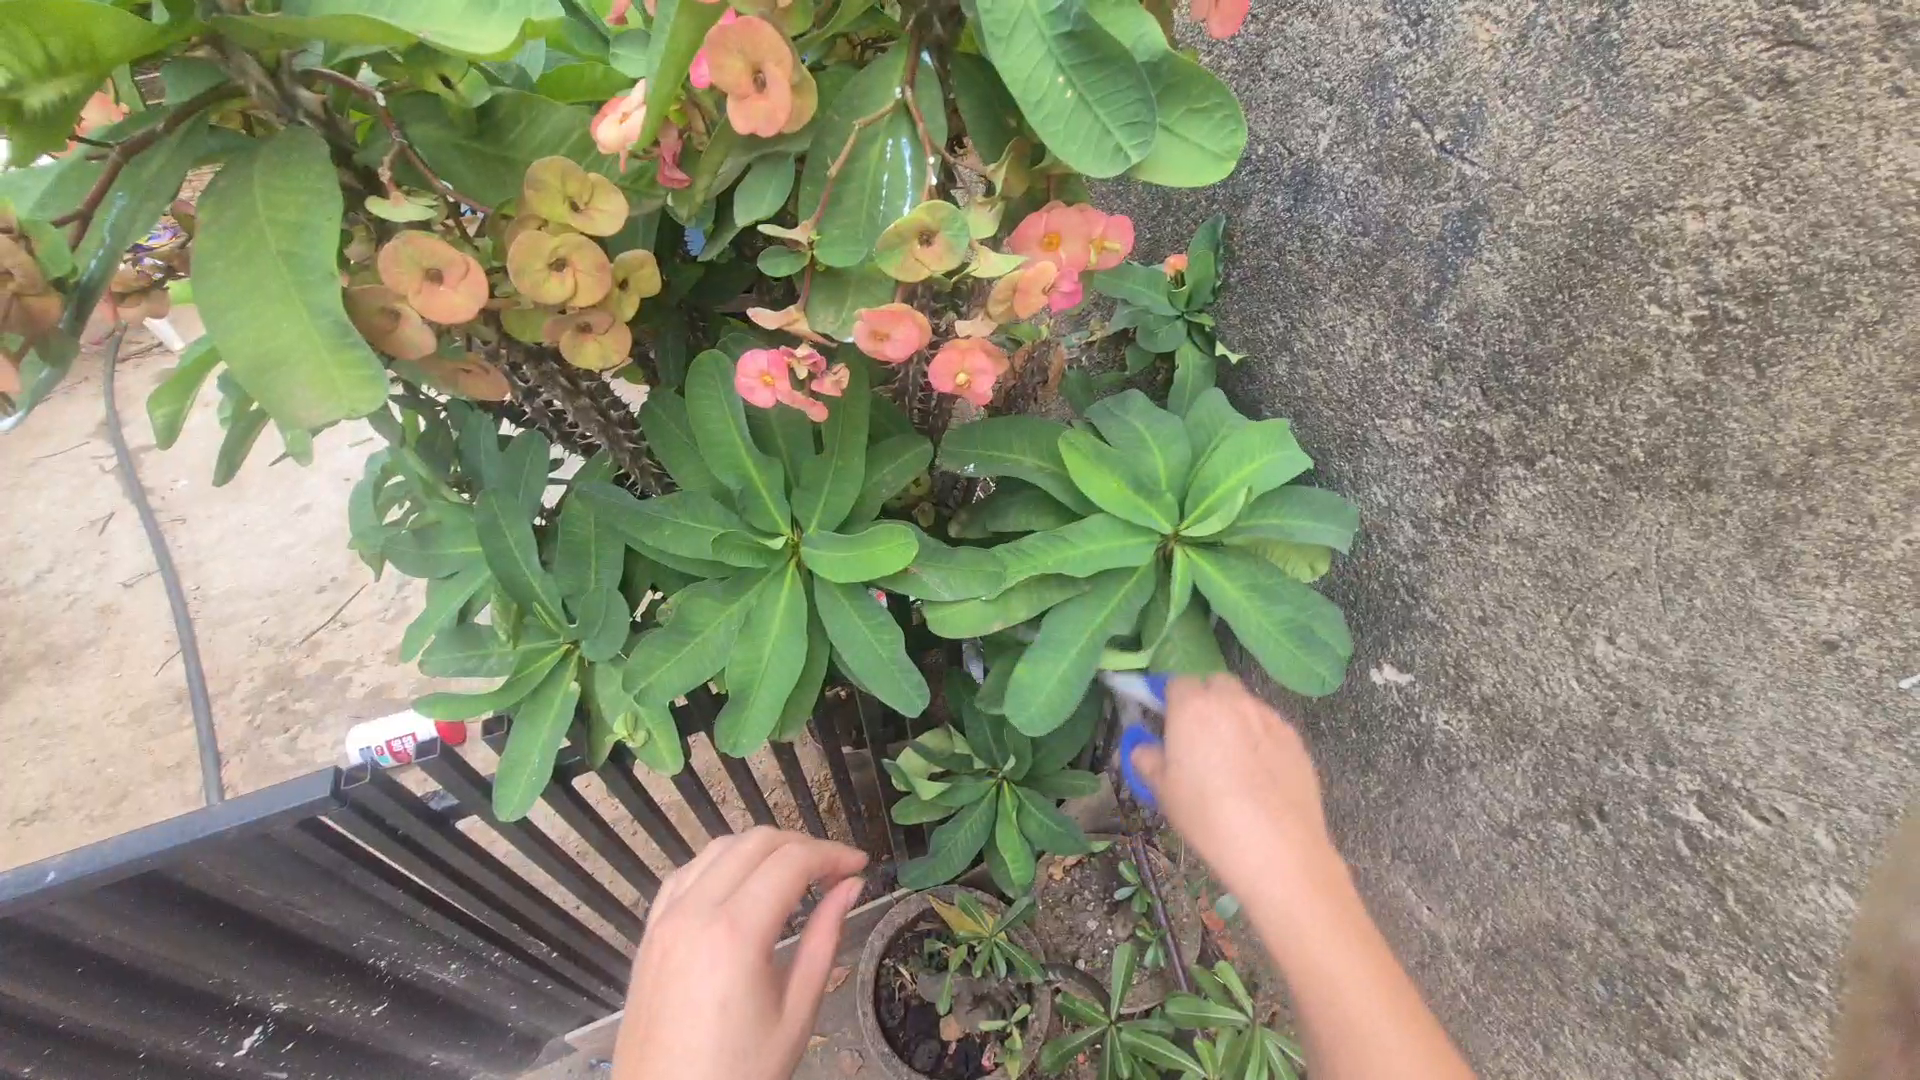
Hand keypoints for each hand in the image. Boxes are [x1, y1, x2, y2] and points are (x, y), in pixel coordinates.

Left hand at [613, 827, 866, 1079]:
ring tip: (793, 873)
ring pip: (720, 847)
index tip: (859, 864)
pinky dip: (721, 863)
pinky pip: (686, 873)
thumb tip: (851, 886)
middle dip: (802, 845)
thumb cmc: (738, 1075)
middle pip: (757, 841)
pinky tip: (741, 883)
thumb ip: (825, 939)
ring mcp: (665, 920)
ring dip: (762, 848)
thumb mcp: (795, 1014)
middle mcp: (695, 913)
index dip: (832, 853)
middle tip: (833, 870)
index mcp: (734, 934)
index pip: (793, 861)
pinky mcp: (649, 933)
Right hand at [1128, 674, 1335, 898]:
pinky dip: (1261, 738)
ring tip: (1233, 758)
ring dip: (1235, 717)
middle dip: (1206, 699)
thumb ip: (1148, 761)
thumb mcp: (1163, 792)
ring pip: (1246, 703)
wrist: (1277, 848)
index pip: (1177, 682)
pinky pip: (1270, 727)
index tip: (1169, 723)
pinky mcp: (1296, 739)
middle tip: (1200, 735)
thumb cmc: (1208, 816)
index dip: (1171, 700)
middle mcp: (1232, 702)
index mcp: (1192, 707)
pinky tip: (1261, 773)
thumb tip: (1145, 750)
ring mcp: (1268, 718)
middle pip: (1215, 683)